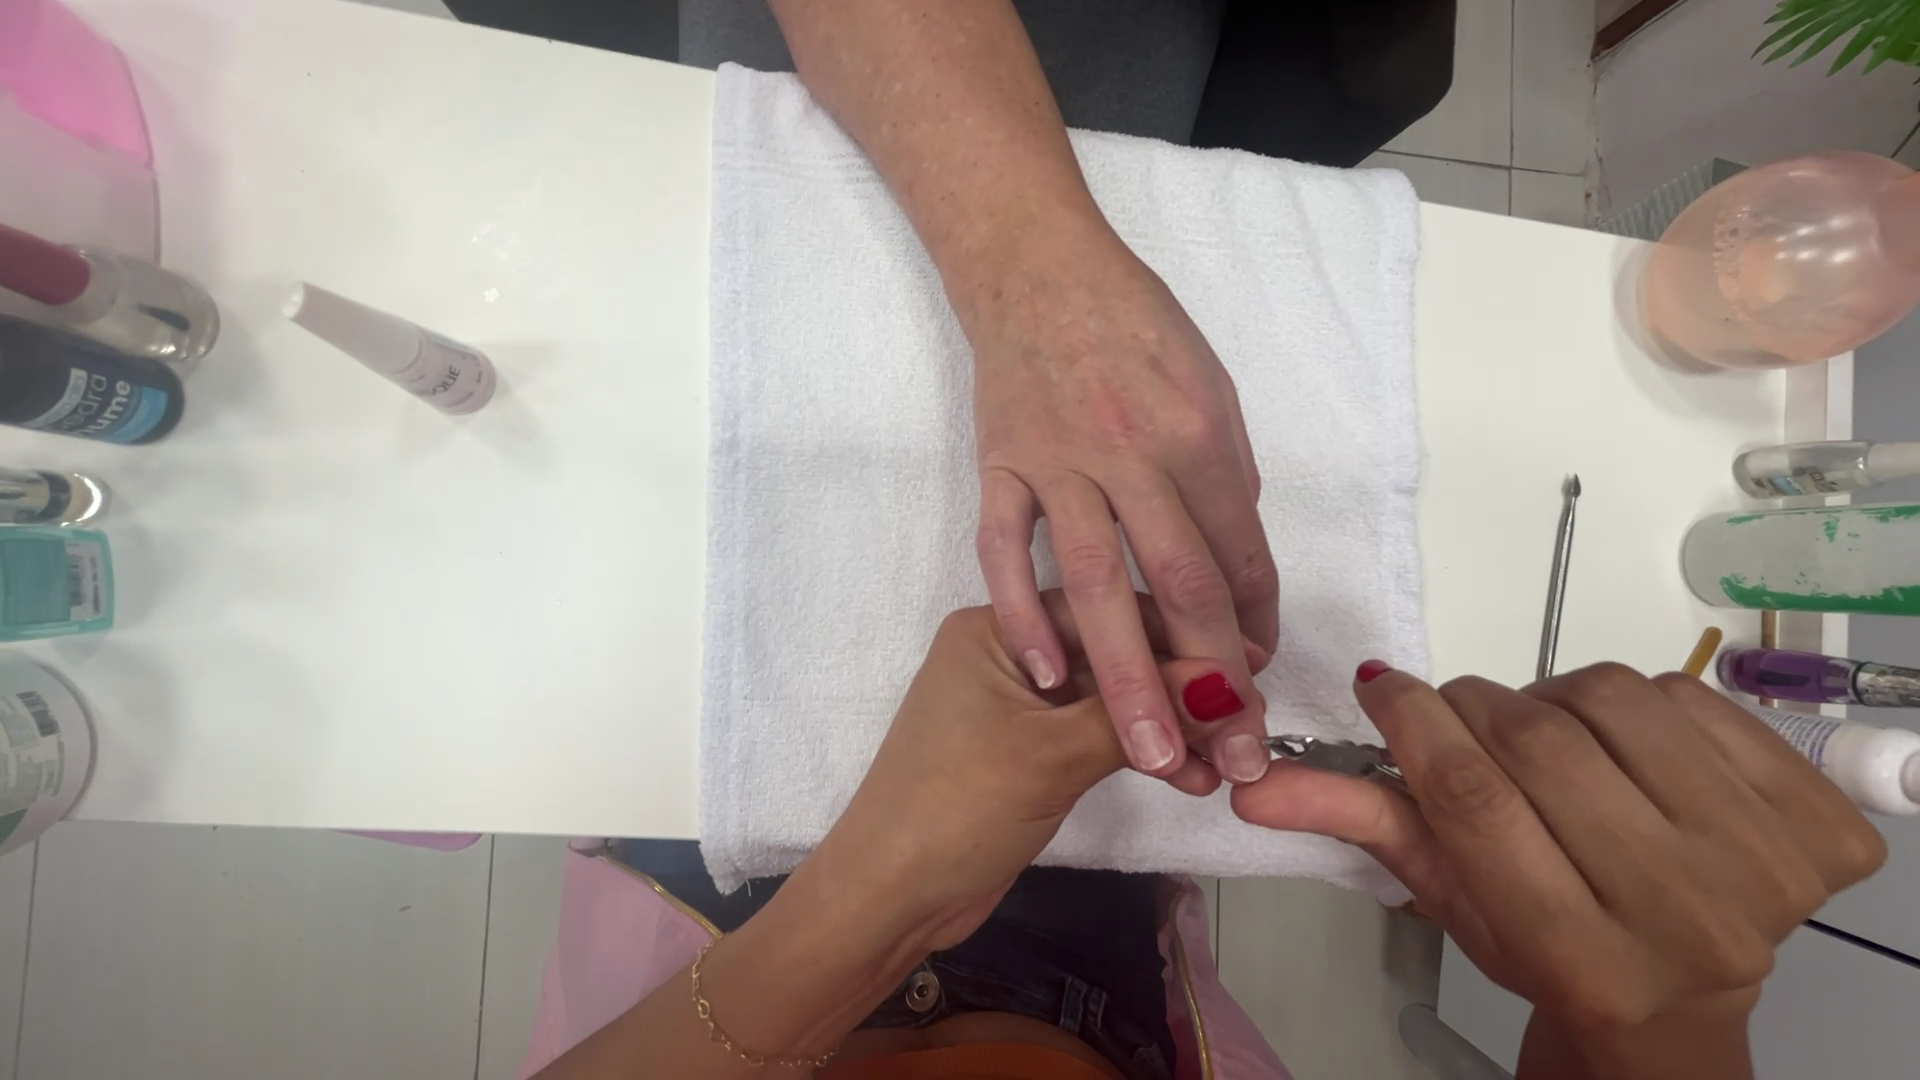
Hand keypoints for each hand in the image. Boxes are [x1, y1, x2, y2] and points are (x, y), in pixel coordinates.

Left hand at [818, 600, 1260, 951]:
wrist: (893, 896)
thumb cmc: (959, 803)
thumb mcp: (1053, 753)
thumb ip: (1141, 714)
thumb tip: (1229, 685)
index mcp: (996, 628)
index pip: (1102, 612)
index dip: (1177, 639)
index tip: (1250, 664)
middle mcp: (1008, 653)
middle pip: (1110, 657)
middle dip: (1178, 693)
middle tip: (1247, 722)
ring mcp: (1018, 705)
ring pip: (1109, 702)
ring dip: (1165, 730)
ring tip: (1224, 763)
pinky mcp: (1028, 750)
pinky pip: (1095, 737)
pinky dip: (1138, 753)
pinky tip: (1188, 776)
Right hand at [965, 227, 1277, 791]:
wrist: (1038, 271)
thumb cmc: (1134, 324)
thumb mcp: (1208, 384)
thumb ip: (1224, 478)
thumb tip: (1233, 567)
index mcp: (1198, 433)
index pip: (1240, 555)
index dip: (1257, 627)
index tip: (1257, 679)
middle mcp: (1132, 454)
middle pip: (1179, 585)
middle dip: (1212, 681)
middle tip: (1232, 762)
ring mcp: (1056, 465)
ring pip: (1095, 585)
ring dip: (1125, 676)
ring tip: (1150, 756)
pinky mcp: (998, 469)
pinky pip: (1004, 552)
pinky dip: (1024, 615)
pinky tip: (1048, 677)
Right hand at [1232, 662, 1884, 1072]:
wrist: (1674, 993)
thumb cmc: (1530, 938)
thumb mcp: (1432, 887)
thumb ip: (1348, 821)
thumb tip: (1249, 784)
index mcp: (1575, 946)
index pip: (1471, 794)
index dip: (1411, 718)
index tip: (1382, 689)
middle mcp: (1686, 917)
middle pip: (1535, 740)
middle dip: (1472, 705)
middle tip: (1460, 718)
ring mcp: (1770, 871)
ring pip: (1608, 698)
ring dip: (1548, 698)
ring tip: (1545, 738)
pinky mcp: (1827, 830)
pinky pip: (1690, 695)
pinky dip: (1632, 702)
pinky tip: (1621, 750)